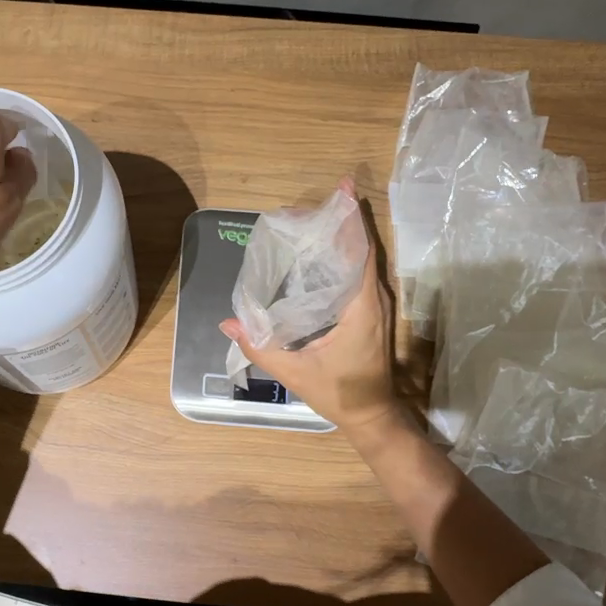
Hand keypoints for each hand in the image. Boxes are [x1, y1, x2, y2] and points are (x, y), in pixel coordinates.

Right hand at [220, 184, 403, 434]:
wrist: (372, 415)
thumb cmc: (340, 392)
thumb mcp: (295, 372)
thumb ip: (261, 347)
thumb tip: (229, 323)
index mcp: (361, 307)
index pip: (361, 251)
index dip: (351, 220)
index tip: (341, 191)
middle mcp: (374, 299)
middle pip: (363, 247)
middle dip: (342, 221)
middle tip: (313, 204)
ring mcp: (376, 305)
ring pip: (365, 258)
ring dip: (346, 236)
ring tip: (317, 218)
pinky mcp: (372, 312)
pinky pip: (362, 272)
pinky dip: (348, 254)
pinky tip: (325, 251)